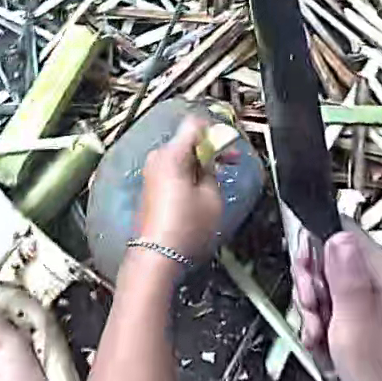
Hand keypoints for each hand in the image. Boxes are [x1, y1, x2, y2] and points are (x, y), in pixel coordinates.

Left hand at [133, 116, 228, 267]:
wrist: (156, 255)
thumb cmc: (187, 226)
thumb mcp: (211, 197)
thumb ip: (212, 169)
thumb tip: (211, 157)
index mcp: (172, 153)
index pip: (194, 124)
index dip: (215, 130)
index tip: (229, 143)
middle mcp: (158, 156)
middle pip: (187, 139)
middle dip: (209, 147)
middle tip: (230, 161)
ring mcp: (151, 170)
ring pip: (180, 154)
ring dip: (199, 160)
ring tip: (217, 177)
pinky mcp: (150, 183)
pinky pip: (172, 167)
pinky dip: (187, 171)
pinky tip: (200, 187)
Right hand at [293, 228, 381, 380]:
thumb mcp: (355, 329)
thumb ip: (345, 281)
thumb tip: (337, 234)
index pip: (342, 233)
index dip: (315, 249)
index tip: (305, 278)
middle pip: (331, 257)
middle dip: (311, 283)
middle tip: (311, 312)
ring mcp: (377, 300)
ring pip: (328, 283)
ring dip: (314, 308)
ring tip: (318, 336)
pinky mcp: (369, 318)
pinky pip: (334, 305)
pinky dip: (322, 322)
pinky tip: (323, 344)